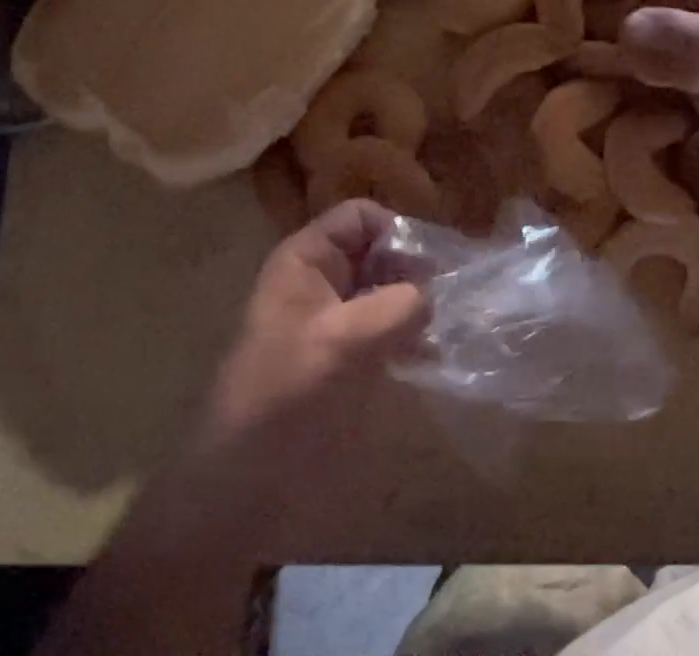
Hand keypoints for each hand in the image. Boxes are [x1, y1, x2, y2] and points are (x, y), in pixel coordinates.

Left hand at [201, 199, 426, 463]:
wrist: (245, 482)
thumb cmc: (286, 397)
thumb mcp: (345, 339)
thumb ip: (400, 305)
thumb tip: (435, 297)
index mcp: (305, 261)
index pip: (361, 216)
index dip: (399, 231)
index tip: (436, 266)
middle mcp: (321, 282)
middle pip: (381, 251)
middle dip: (417, 269)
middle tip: (453, 299)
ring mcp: (335, 322)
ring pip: (390, 291)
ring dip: (421, 305)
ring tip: (450, 328)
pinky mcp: (348, 359)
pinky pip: (390, 329)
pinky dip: (414, 336)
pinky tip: (434, 356)